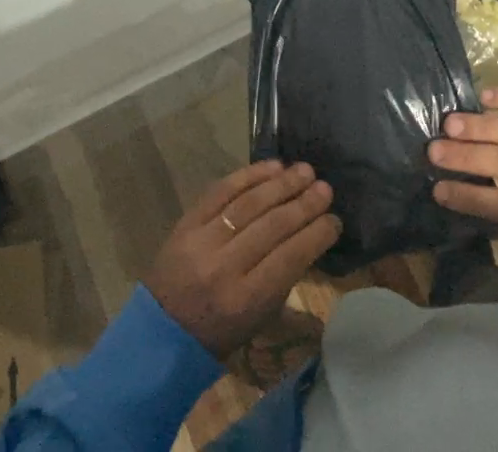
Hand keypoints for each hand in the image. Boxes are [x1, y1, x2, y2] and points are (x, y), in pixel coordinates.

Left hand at [145, 160, 341, 357]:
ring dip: (281, 184)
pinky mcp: (186, 224)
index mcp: (247, 299)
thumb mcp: (260, 318)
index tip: (335, 219)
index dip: (317, 234)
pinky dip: (248, 176)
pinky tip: (271, 167)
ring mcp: (202, 242)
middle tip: (325, 188)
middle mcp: (225, 267)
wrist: (162, 331)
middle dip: (304, 204)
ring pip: (248, 204)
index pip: (291, 256)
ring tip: (304, 170)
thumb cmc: (220, 331)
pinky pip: (220, 192)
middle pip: (273, 225)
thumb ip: (285, 278)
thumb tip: (311, 235)